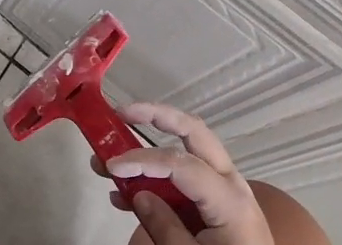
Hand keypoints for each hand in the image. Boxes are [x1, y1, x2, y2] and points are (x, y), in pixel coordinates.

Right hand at [92, 103, 274, 244]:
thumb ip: (166, 228)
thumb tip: (138, 193)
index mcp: (229, 199)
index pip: (180, 163)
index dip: (143, 159)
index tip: (111, 166)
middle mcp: (231, 182)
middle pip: (193, 131)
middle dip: (156, 115)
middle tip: (121, 113)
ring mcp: (227, 189)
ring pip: (189, 148)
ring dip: (150, 145)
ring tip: (110, 155)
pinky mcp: (219, 201)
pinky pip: (187, 177)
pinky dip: (157, 177)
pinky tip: (125, 194)